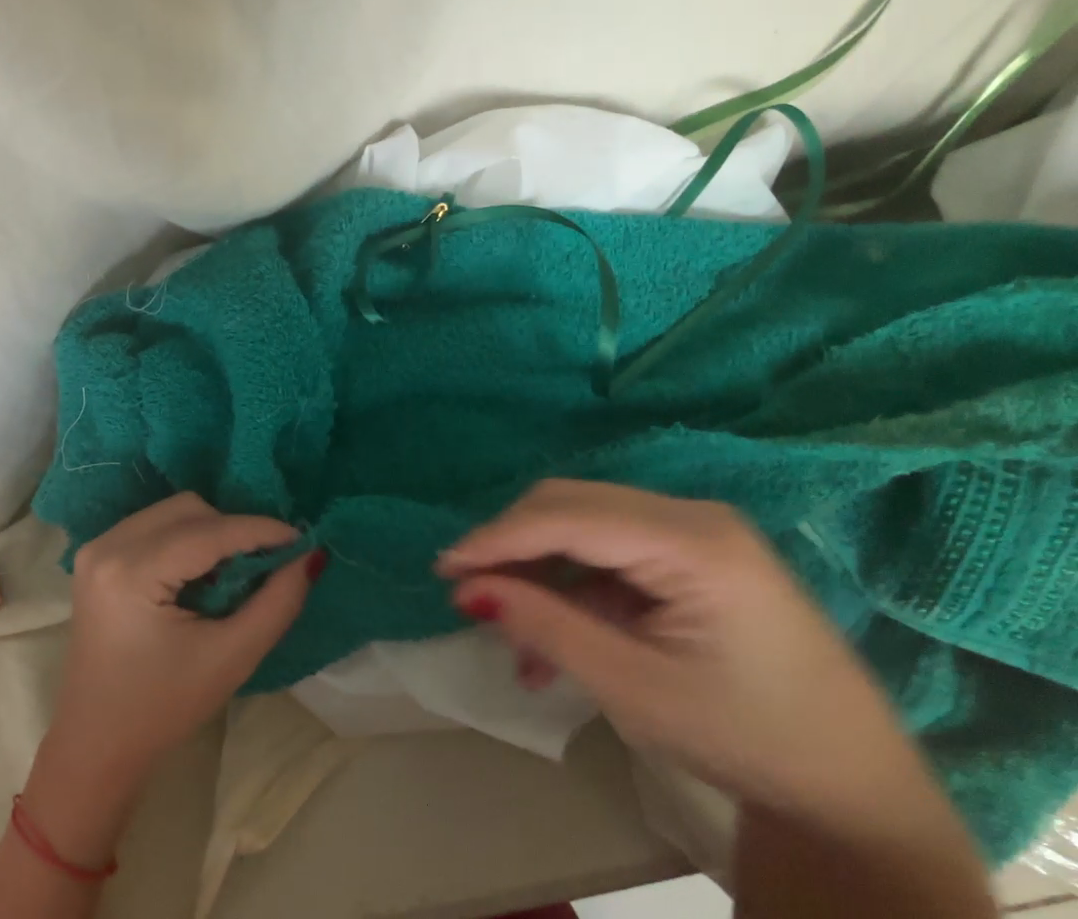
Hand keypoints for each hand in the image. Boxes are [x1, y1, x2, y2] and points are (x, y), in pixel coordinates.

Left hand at [19, 493, 319, 868]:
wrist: (99, 738)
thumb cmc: (164, 706)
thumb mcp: (232, 657)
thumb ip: (276, 602)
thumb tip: (309, 555)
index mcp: (130, 572)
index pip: (208, 532)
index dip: (260, 530)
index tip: (303, 538)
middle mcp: (106, 547)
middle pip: (187, 510)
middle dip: (232, 530)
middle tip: (265, 565)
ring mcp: (95, 549)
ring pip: (170, 513)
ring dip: (209, 533)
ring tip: (233, 577)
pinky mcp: (96, 558)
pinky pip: (152, 527)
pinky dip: (185, 541)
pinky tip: (201, 578)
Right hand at [437, 480, 924, 829]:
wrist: (846, 782)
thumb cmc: (742, 733)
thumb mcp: (629, 685)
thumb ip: (544, 626)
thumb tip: (468, 589)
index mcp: (693, 542)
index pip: (566, 516)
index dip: (496, 538)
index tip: (442, 571)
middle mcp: (695, 519)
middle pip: (572, 506)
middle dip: (512, 548)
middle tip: (468, 596)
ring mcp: (699, 536)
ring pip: (584, 527)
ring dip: (538, 571)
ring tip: (511, 634)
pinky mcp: (695, 559)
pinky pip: (610, 553)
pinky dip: (570, 586)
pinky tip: (553, 637)